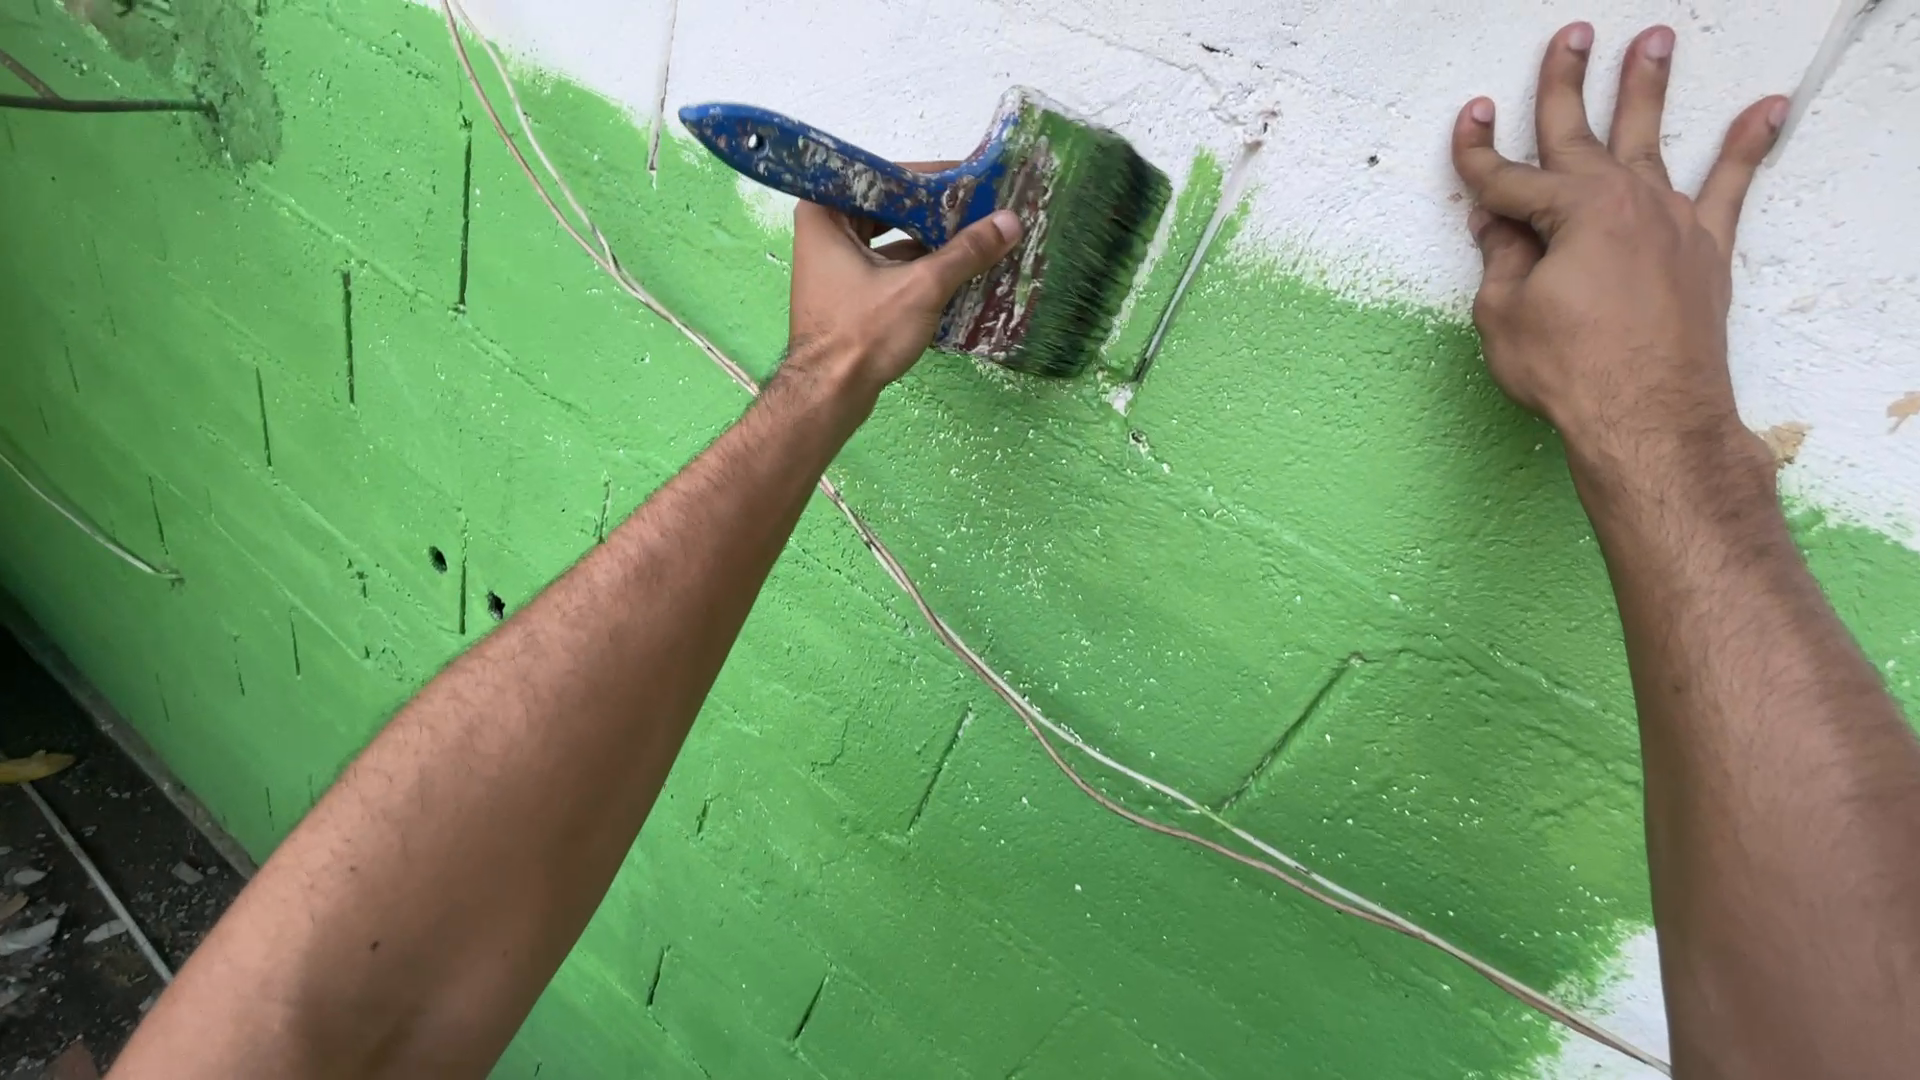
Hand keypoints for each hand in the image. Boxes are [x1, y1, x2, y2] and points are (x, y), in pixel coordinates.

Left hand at [784, 163, 1022, 393]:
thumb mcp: (922, 287)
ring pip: (891, 238)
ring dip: (930, 242)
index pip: (887, 178)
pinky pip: (888, 266)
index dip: (934, 180)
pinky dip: (918, 268)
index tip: (973, 181)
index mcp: (826, 212)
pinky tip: (955, 271)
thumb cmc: (864, 333)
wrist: (830, 395)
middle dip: (935, 212)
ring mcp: (834, 264)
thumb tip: (1011, 222)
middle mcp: (824, 230)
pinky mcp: (848, 293)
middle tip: (980, 209)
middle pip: (889, 206)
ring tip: (976, 238)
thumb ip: (966, 251)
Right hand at [1451, 23, 1788, 493]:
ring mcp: (1671, 219)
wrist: (1646, 412)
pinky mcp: (1705, 247)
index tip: (1469, 117)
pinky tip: (1762, 111)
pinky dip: (1745, 148)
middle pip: (1582, 136)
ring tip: (1653, 42)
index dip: (1478, 152)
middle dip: (1567, 86)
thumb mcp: (1503, 314)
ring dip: (1647, 92)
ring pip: (1651, 142)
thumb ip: (1501, 260)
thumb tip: (1496, 223)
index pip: (1509, 178)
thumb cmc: (1564, 366)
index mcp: (1569, 215)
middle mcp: (1623, 202)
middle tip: (1569, 37)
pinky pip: (1729, 185)